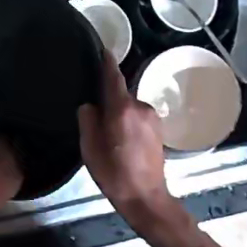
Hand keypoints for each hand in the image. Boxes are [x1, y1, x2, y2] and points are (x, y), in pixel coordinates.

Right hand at [78, 54, 193, 243]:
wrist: (147, 198)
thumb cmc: (115, 174)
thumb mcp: (90, 149)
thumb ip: (88, 121)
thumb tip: (89, 106)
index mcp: (122, 109)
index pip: (113, 77)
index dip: (106, 62)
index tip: (103, 49)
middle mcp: (140, 107)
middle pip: (120, 94)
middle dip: (108, 99)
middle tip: (94, 111)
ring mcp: (153, 118)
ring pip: (129, 108)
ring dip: (119, 114)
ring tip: (107, 133)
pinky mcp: (159, 129)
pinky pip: (137, 118)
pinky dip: (128, 122)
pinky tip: (121, 140)